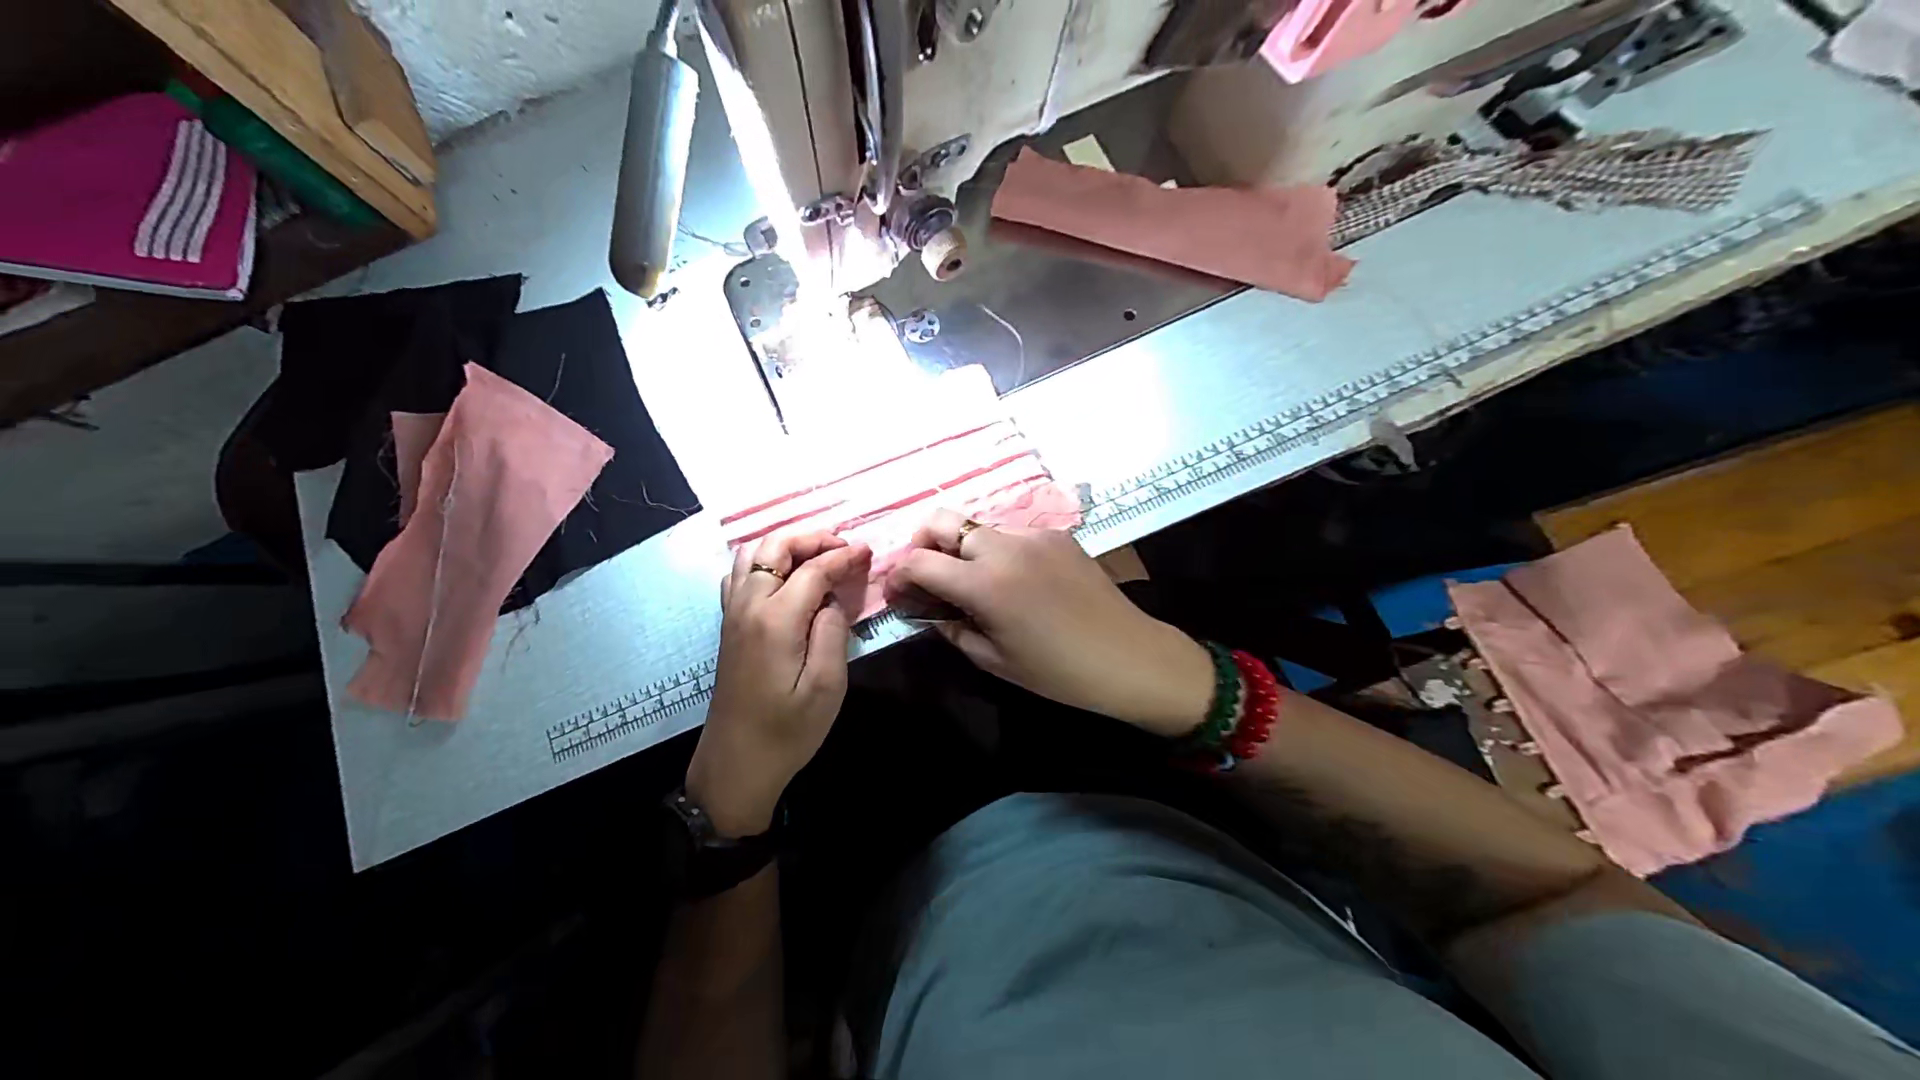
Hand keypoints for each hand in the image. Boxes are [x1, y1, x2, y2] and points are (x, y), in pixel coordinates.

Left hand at [689, 531, 871, 836]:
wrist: (736, 764)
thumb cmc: (787, 730)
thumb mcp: (827, 686)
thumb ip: (833, 631)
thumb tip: (833, 599)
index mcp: (775, 618)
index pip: (813, 569)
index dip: (844, 557)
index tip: (869, 553)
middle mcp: (748, 605)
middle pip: (775, 547)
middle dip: (812, 538)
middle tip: (844, 549)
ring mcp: (732, 614)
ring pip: (752, 555)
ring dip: (787, 546)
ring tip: (819, 558)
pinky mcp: (729, 626)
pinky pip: (740, 575)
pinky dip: (764, 562)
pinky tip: (785, 579)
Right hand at [883, 510, 1213, 737]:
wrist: (1129, 657)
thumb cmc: (1058, 671)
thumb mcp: (993, 659)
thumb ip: (951, 628)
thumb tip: (926, 610)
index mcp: (984, 583)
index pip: (919, 561)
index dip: (898, 576)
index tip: (897, 593)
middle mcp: (1004, 547)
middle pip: (941, 520)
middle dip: (923, 544)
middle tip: (929, 575)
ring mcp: (1034, 535)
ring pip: (978, 525)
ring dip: (963, 547)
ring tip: (975, 582)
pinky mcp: (1057, 535)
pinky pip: (1013, 534)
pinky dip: (999, 551)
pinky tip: (1016, 581)